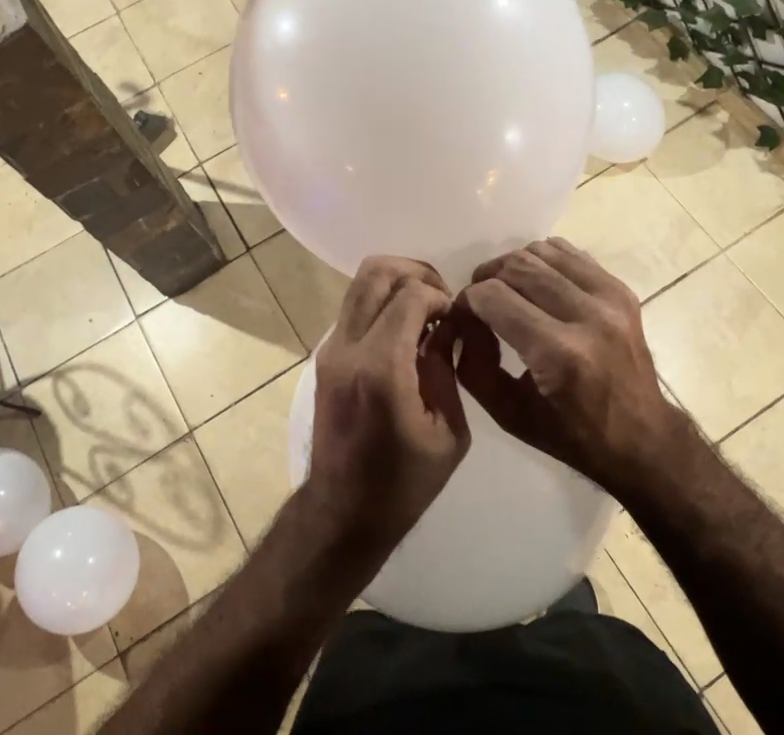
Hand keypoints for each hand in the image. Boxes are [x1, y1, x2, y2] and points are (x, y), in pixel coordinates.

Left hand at [304, 257, 470, 548]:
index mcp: (381, 367)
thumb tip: (450, 325)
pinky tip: (406, 333)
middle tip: (442, 300)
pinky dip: (382, 305)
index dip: (442, 297)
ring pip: (359, 285)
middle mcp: (348, 348)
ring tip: (426, 314)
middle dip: (415, 273)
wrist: (344, 511)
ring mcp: (330, 350)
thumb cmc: (404, 482)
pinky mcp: (325, 358)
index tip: (457, 321)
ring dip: (396, 286)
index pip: (412, 294)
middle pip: (376, 272)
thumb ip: (446, 368)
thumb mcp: (447, 431)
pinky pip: (354, 309)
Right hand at [452, 237, 687, 496]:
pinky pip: (571, 254)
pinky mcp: (621, 291)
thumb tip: (460, 321)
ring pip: (543, 252)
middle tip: (478, 300)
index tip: (462, 315)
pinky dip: (544, 260)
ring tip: (506, 289)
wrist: (641, 438)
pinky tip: (536, 283)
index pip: (493, 297)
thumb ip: (473, 365)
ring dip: (513, 265)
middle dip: (486, 278)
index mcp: (558, 354)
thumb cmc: (570, 434)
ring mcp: (610, 299)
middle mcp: (587, 317)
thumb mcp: (508, 413)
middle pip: (517, 267)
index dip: (467, 300)